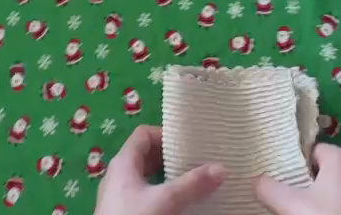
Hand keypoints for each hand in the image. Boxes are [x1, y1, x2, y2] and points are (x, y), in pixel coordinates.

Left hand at [94, 126, 226, 214]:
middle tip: (192, 164)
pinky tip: (174, 207)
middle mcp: (118, 175)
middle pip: (144, 156)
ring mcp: (118, 197)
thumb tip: (222, 168)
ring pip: (144, 179)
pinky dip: (159, 196)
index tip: (186, 145)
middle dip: (168, 159)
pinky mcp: (123, 214)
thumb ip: (192, 184)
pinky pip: (142, 196)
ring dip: (165, 179)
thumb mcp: (166, 201)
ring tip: (187, 185)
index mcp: (123, 161)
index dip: (164, 136)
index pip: (144, 134)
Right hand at [254, 144, 340, 214]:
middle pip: (328, 171)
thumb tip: (255, 181)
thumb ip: (270, 189)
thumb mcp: (292, 207)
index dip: (299, 168)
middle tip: (301, 203)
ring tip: (316, 214)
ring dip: (331, 201)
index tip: (291, 185)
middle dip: (314, 186)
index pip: (312, 153)